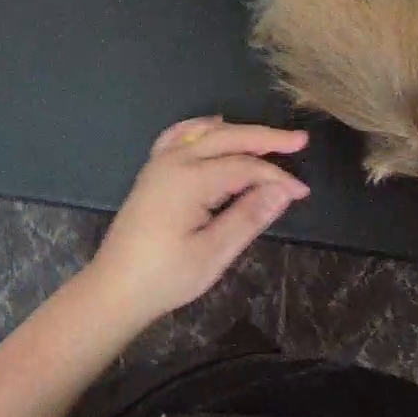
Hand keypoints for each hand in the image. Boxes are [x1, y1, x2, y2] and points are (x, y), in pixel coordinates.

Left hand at [84, 116, 309, 323]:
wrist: (115, 288)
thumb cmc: (165, 276)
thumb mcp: (213, 253)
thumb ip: (248, 216)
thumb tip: (283, 189)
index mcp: (191, 179)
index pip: (245, 167)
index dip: (277, 176)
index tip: (302, 192)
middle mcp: (175, 160)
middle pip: (228, 137)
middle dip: (266, 138)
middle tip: (300, 140)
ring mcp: (160, 161)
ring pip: (206, 132)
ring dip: (239, 132)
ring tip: (269, 138)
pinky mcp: (153, 170)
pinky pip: (181, 134)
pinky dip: (203, 128)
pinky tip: (216, 128)